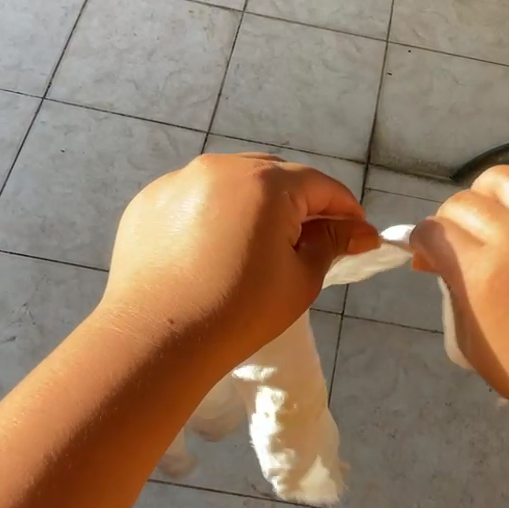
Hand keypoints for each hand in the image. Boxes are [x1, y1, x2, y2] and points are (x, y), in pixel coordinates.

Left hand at [99, 153, 378, 376]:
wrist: (155, 339)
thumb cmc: (240, 312)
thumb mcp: (300, 280)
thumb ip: (331, 244)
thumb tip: (360, 231)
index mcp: (265, 183)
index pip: (319, 185)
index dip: (344, 209)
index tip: (359, 233)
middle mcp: (221, 168)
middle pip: (275, 176)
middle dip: (299, 203)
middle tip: (311, 240)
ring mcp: (179, 181)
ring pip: (232, 183)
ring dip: (254, 204)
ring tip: (258, 244)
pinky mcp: (149, 201)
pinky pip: (195, 198)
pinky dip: (212, 214)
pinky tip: (212, 250)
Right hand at [410, 156, 508, 433]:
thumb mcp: (470, 343)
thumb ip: (450, 290)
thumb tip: (434, 255)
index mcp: (482, 273)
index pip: (434, 230)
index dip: (426, 242)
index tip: (433, 254)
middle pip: (466, 202)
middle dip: (454, 223)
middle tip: (468, 246)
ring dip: (496, 194)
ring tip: (505, 217)